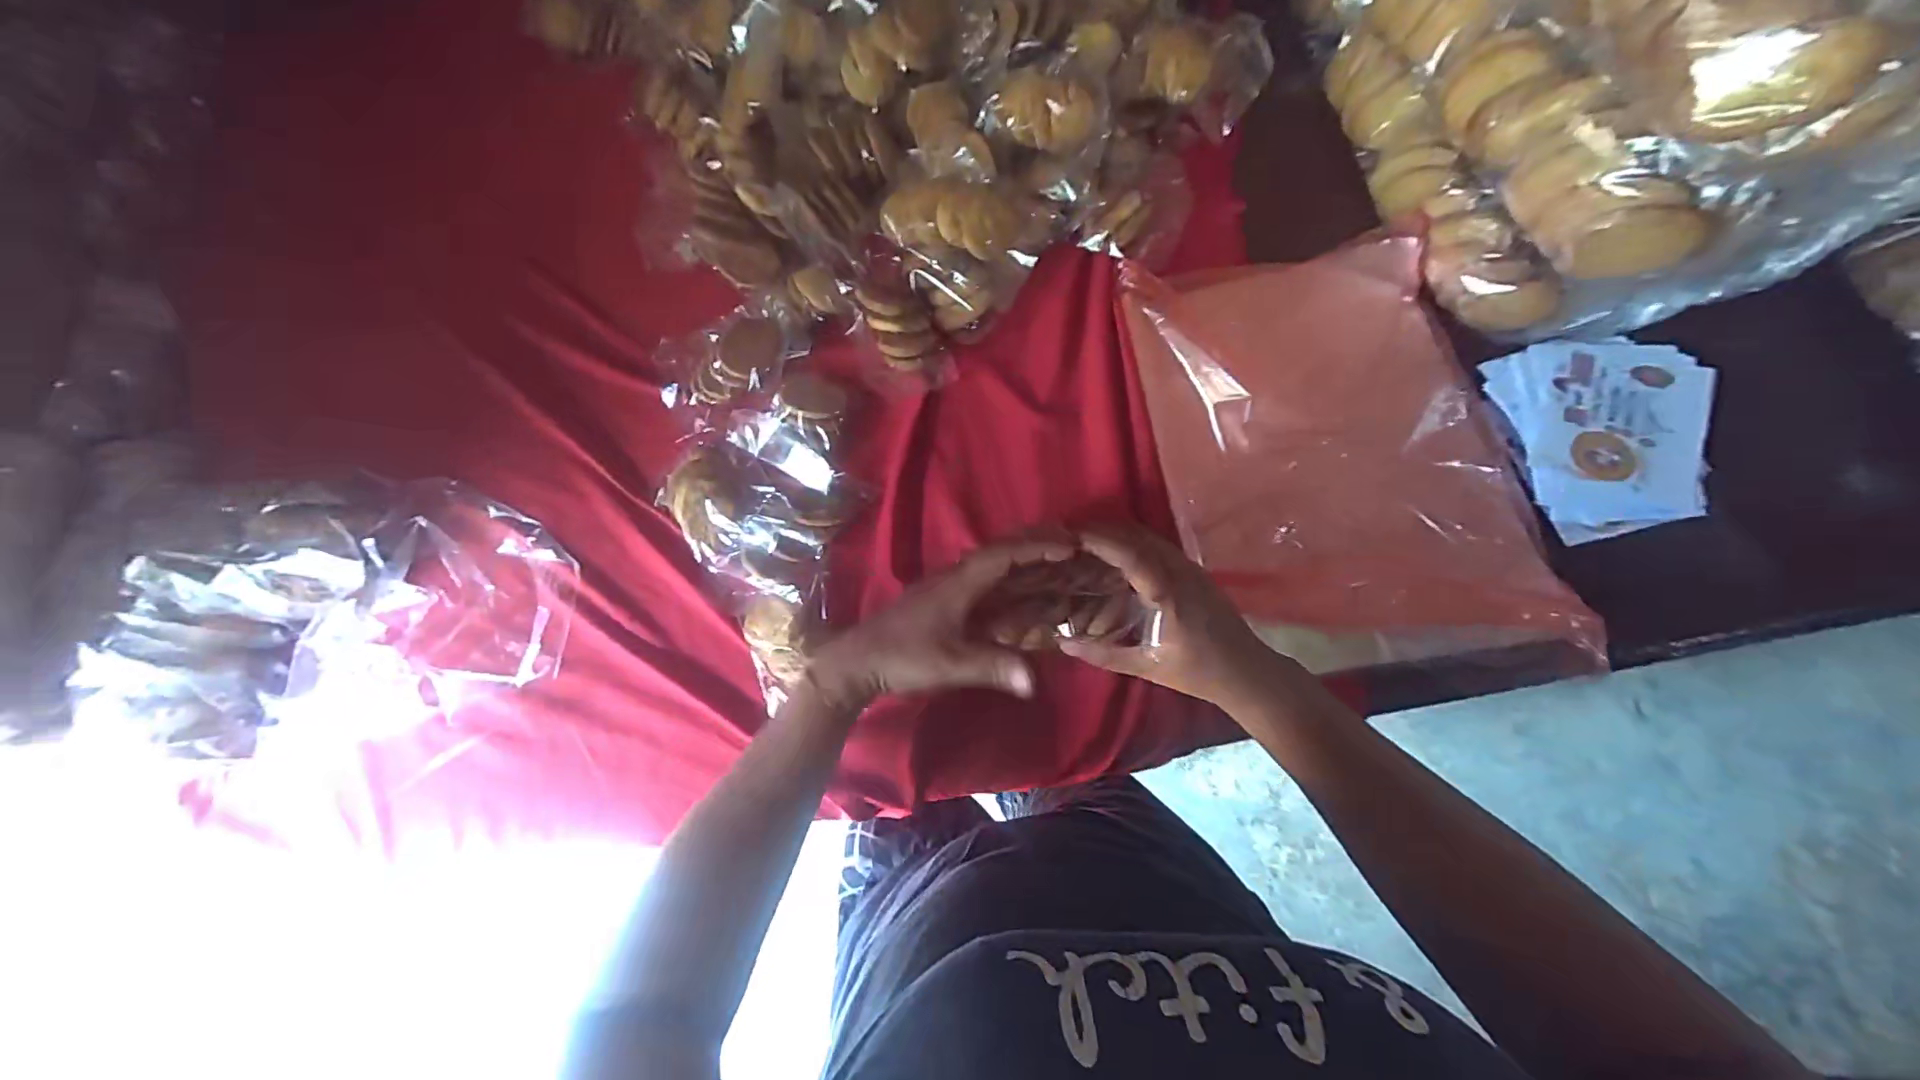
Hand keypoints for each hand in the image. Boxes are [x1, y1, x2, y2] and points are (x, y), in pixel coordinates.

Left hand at [804, 536, 1076, 713]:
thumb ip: (992, 667)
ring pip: (988, 560)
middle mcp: (953, 577)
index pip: (1003, 555)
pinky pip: (980, 575)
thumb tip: (1034, 680)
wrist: (858, 660)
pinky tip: (1014, 582)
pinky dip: (1004, 571)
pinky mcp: (940, 598)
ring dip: (1019, 553)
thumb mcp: (950, 664)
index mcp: (958, 584)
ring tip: (1049, 554)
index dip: (1036, 548)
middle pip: (998, 549)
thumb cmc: (904, 658)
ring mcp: (945, 585)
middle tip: (1067, 540)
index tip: (1068, 546)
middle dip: (1033, 541)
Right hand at [1057, 525, 1301, 712]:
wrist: (1248, 671)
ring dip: (1115, 534)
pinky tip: (1113, 556)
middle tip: (1066, 535)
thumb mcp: (1147, 667)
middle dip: (1101, 530)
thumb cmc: (1199, 672)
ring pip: (1147, 537)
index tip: (1068, 534)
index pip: (1129, 553)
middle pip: (1136, 535)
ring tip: (1083, 541)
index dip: (1098, 539)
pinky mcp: (1193, 570)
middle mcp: (1181, 571)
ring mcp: (1189, 567)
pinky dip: (1130, 543)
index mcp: (1169, 593)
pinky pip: (1156, 546)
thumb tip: (1063, 644)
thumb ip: (1104, 655)